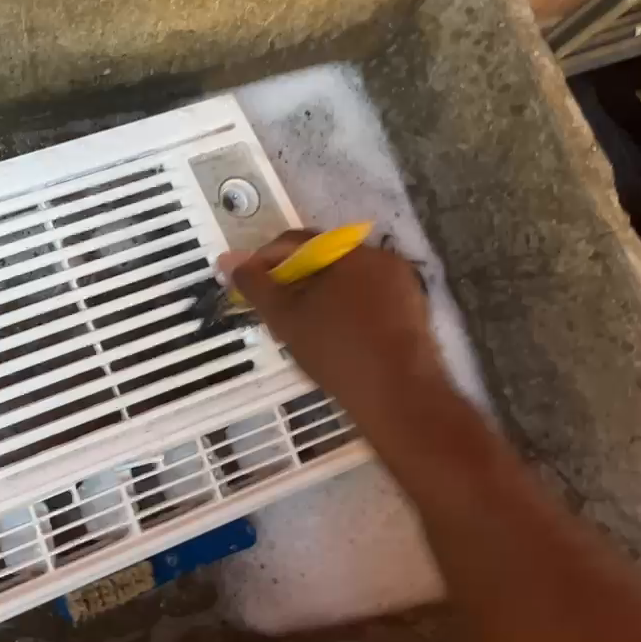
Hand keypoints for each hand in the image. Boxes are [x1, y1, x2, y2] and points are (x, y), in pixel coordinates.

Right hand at [217, 230, 446, 416]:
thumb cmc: (338, 351)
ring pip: (345, 278)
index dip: (265, 260)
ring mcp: (402, 285)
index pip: (295, 242)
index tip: (249, 284)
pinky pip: (367, 296)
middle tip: (272, 304)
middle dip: (292, 277)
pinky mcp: (413, 311)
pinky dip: (344, 306)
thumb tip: (227, 259)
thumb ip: (254, 284)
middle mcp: (380, 259)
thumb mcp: (285, 316)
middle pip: (322, 258)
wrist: (400, 399)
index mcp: (350, 252)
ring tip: (298, 321)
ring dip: (317, 292)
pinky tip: (330, 332)